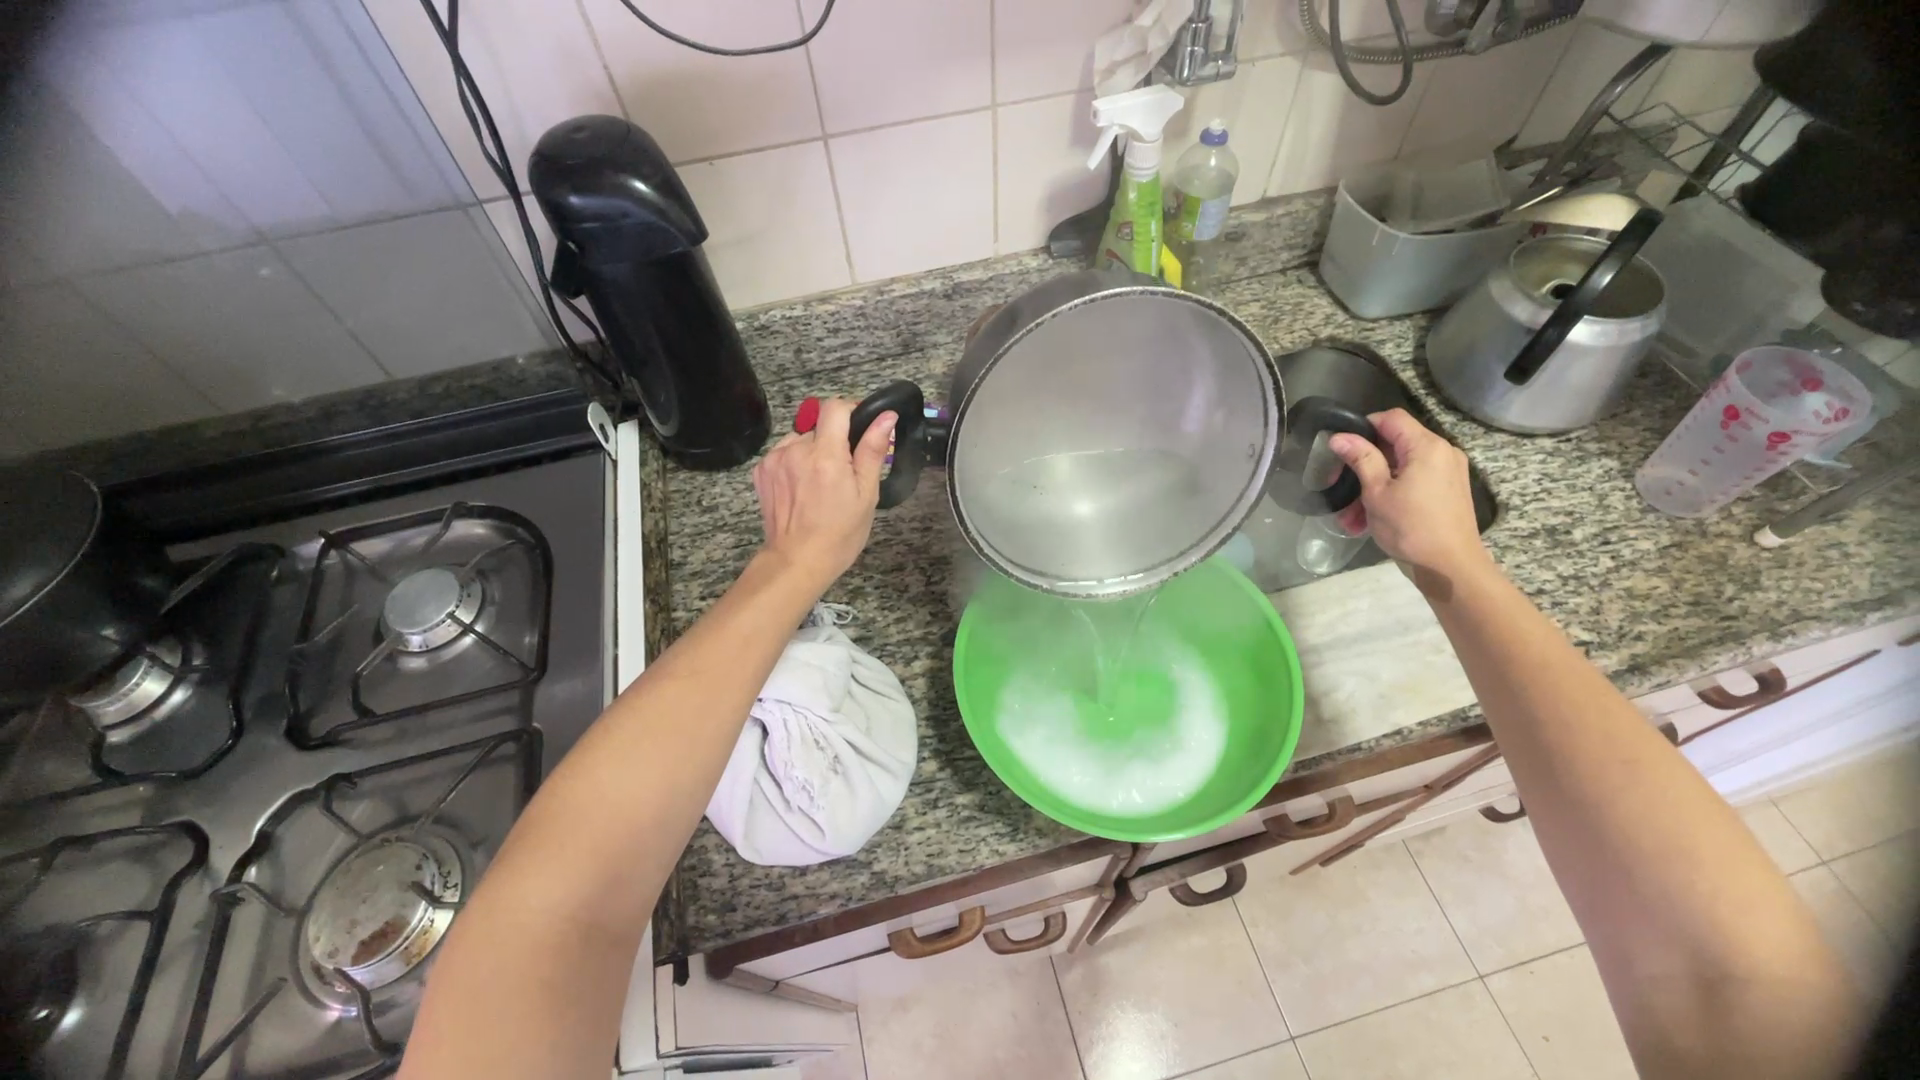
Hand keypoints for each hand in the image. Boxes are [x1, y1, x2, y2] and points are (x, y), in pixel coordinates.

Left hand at [752, 399, 895, 589]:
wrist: (797, 560)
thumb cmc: (839, 533)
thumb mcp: (866, 494)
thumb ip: (873, 450)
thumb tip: (886, 418)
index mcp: (826, 456)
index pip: (834, 407)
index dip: (850, 411)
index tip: (859, 428)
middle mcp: (796, 451)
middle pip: (818, 425)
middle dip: (833, 441)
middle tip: (844, 471)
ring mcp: (774, 459)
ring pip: (800, 438)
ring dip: (813, 451)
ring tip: (820, 483)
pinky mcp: (761, 470)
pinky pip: (784, 452)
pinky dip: (795, 462)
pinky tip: (803, 487)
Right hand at [1328, 409, 1489, 585]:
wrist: (1450, 566)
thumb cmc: (1410, 527)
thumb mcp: (1377, 492)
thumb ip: (1360, 459)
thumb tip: (1339, 437)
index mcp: (1426, 447)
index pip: (1392, 418)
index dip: (1364, 427)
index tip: (1342, 449)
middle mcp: (1442, 452)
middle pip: (1395, 444)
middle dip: (1364, 464)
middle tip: (1339, 486)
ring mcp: (1448, 472)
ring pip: (1401, 468)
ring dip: (1373, 485)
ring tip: (1351, 515)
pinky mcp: (1448, 491)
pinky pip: (1413, 482)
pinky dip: (1391, 493)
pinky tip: (1370, 519)